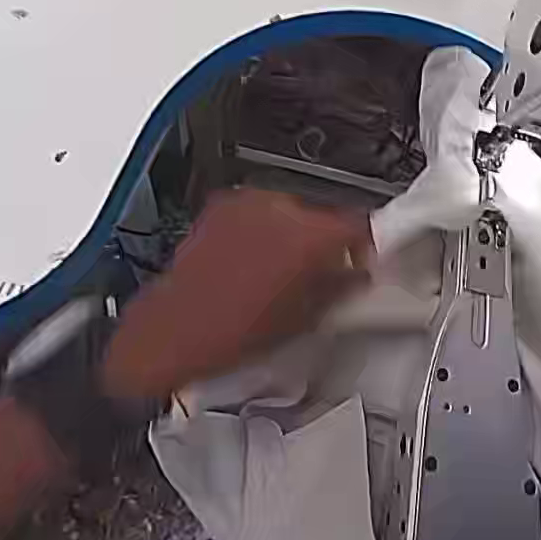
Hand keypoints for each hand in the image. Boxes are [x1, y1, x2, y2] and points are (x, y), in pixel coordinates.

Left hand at [101, 190, 370, 399]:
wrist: (173, 334)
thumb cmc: (232, 332)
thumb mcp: (308, 317)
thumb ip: (341, 285)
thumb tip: (354, 275)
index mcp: (309, 235)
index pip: (358, 224)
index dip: (367, 243)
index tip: (364, 256)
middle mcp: (280, 209)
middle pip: (324, 217)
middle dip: (328, 242)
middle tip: (325, 271)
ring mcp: (248, 205)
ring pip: (292, 212)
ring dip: (296, 234)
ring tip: (286, 270)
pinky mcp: (222, 208)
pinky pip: (260, 213)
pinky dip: (266, 230)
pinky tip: (259, 262)